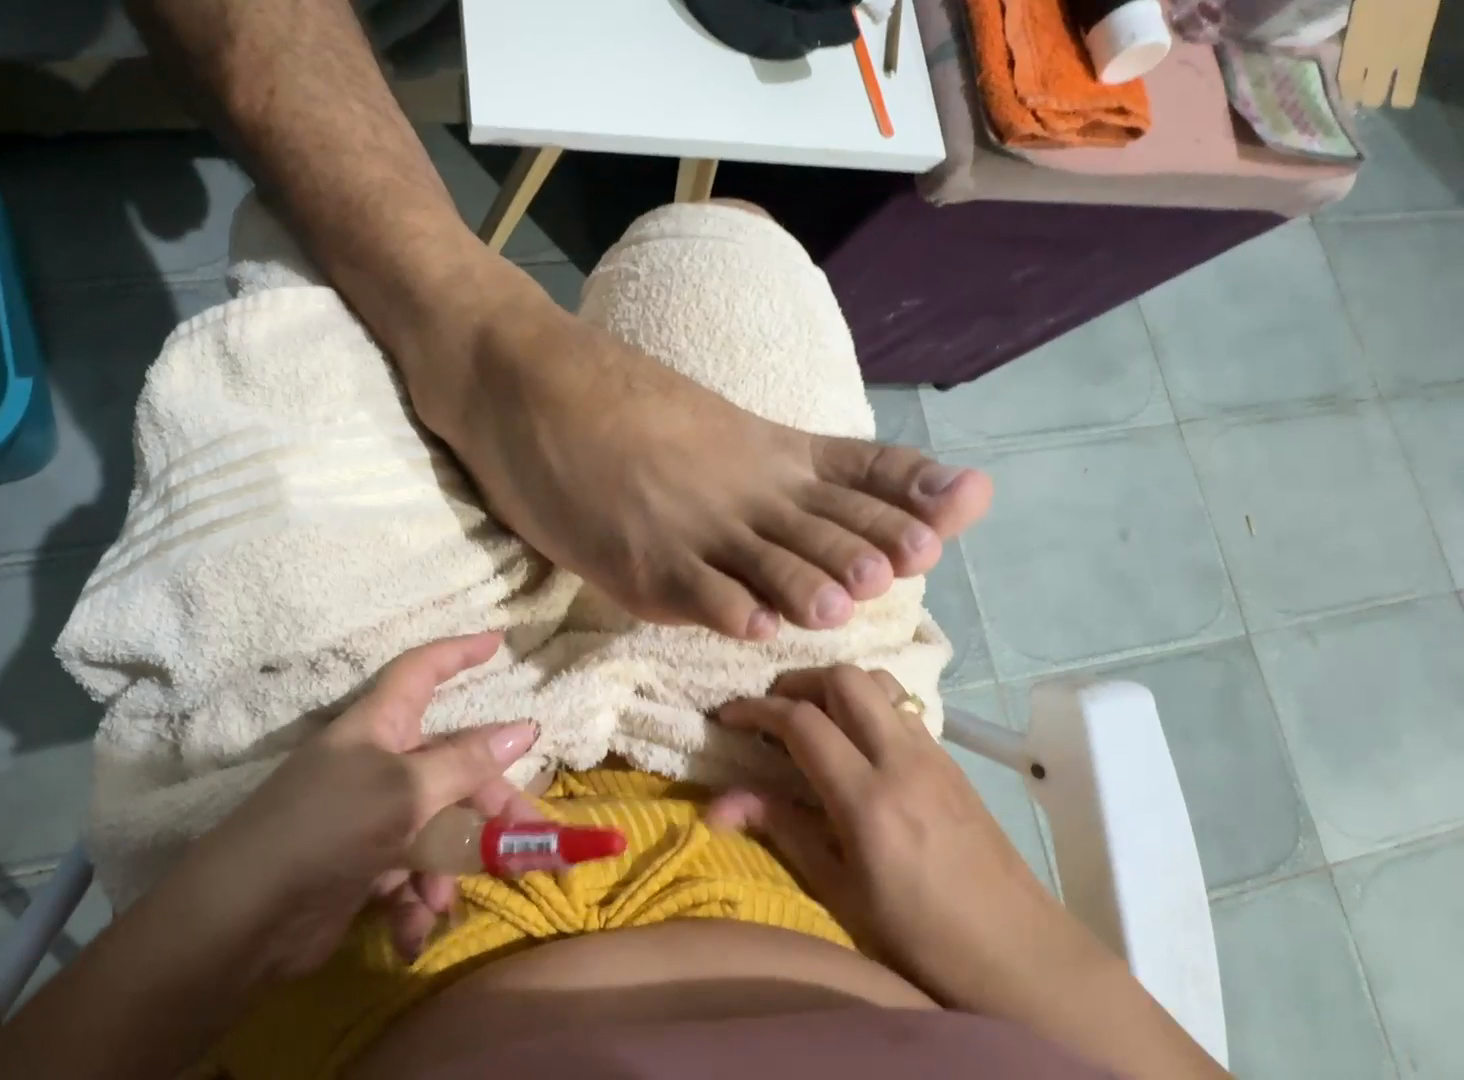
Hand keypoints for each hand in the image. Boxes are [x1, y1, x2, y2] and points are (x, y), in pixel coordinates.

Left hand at [184, 633, 536, 982]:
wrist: (246, 916)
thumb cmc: (328, 827)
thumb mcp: (405, 790)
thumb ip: (466, 763)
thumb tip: (522, 729)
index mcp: (381, 726)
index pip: (422, 671)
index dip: (458, 653)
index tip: (498, 642)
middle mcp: (379, 764)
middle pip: (453, 769)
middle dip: (490, 811)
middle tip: (531, 846)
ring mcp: (370, 818)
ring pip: (437, 831)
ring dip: (445, 872)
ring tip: (438, 904)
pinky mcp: (362, 867)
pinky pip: (408, 876)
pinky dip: (414, 905)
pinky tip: (410, 933)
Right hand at [406, 267, 991, 641]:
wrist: (527, 382)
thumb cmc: (606, 401)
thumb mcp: (702, 421)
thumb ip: (754, 459)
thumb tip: (795, 505)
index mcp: (765, 448)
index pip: (860, 471)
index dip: (912, 492)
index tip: (962, 502)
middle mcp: (740, 487)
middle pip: (823, 524)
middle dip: (869, 546)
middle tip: (900, 566)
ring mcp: (689, 526)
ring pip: (765, 561)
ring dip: (806, 583)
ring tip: (838, 603)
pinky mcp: (634, 560)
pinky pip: (690, 592)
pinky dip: (724, 609)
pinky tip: (752, 625)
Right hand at [708, 665, 1103, 1008]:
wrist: (1022, 956)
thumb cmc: (920, 937)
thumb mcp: (839, 891)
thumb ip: (781, 830)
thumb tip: (716, 805)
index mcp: (868, 798)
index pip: (801, 720)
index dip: (755, 709)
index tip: (725, 716)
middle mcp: (903, 761)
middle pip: (844, 679)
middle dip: (796, 683)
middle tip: (771, 713)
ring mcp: (934, 757)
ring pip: (878, 684)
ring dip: (835, 689)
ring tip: (811, 722)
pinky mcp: (953, 764)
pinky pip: (901, 709)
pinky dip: (866, 706)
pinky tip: (854, 746)